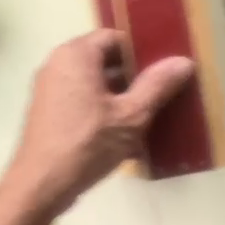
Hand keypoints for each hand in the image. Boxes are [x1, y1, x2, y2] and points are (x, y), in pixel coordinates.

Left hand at [0, 31, 194, 215]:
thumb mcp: (131, 115)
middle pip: (104, 61)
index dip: (142, 53)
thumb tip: (183, 61)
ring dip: (119, 99)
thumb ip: (157, 85)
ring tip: (147, 118)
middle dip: (133, 78)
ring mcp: (48, 89)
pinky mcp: (47, 113)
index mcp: (76, 54)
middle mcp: (57, 63)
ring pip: (94, 85)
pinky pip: (81, 102)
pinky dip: (101, 113)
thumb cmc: (87, 145)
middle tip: (161, 96)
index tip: (164, 72)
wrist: (40, 186)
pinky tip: (123, 136)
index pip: (116, 38)